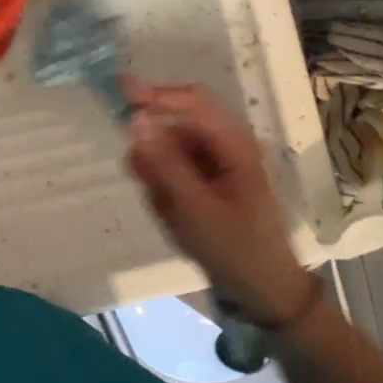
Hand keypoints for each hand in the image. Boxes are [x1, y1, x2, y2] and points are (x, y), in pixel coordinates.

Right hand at [124, 79, 314, 326]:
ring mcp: (218, 161)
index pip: (190, 101)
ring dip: (158, 172)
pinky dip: (164, 185)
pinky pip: (174, 168)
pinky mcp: (209, 178)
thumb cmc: (234, 247)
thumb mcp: (193, 206)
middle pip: (176, 124)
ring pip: (170, 148)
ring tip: (165, 206)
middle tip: (143, 178)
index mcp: (234, 143)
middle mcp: (227, 144)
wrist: (265, 290)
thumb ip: (162, 160)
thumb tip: (135, 118)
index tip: (118, 92)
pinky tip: (170, 210)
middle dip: (154, 148)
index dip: (154, 93)